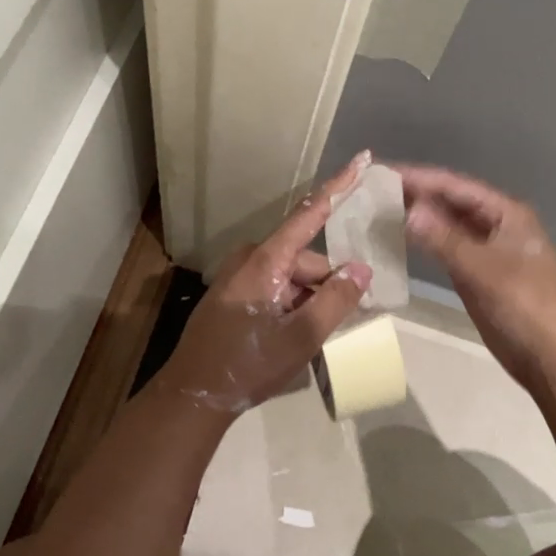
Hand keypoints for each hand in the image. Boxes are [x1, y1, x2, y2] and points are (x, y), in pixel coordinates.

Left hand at [158, 154, 374, 415]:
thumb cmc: (248, 364)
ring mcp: (238, 276)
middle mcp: (250, 258)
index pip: (310, 214)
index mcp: (266, 260)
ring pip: (290, 277)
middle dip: (327, 284)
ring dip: (308, 300)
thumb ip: (335, 301)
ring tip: (311, 341)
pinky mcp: (232, 294)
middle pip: (304, 259)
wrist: (192, 395)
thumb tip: (361, 269)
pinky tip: (294, 337)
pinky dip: (291, 305)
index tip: (362, 159)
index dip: (338, 187)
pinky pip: (274, 287)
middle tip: (342, 322)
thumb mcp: (302, 338)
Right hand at [397, 165, 555, 390]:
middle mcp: (496, 225)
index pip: (455, 186)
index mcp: (506, 213)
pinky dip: (425, 241)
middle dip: (416, 194)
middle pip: (450, 201)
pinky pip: (446, 248)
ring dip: (418, 217)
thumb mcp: (483, 269)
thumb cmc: (525, 307)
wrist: (552, 360)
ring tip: (379, 208)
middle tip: (374, 189)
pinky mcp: (477, 274)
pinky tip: (399, 237)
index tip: (382, 171)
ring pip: (446, 224)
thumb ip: (444, 239)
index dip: (419, 178)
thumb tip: (408, 210)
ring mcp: (487, 250)